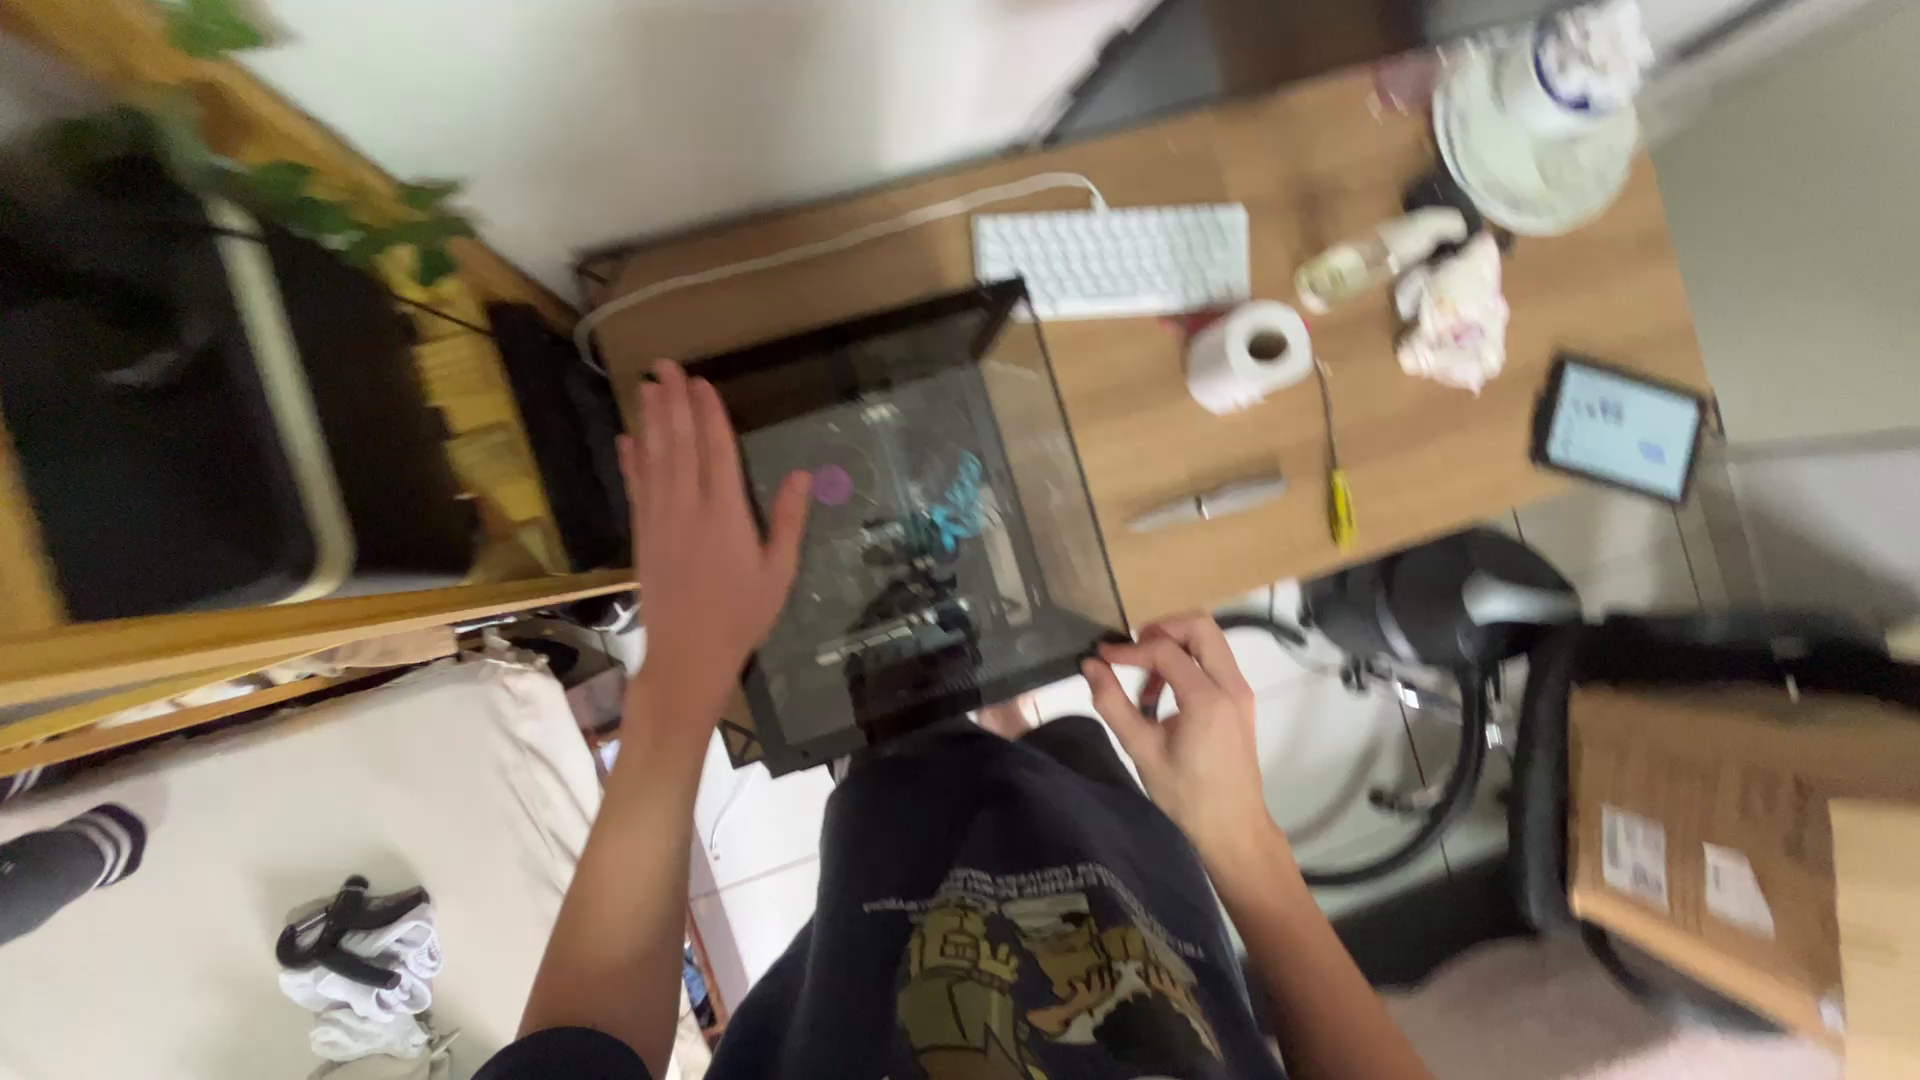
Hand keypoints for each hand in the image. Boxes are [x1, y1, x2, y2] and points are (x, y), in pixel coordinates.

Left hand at [619, 360, 810, 737]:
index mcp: (726, 516)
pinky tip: (627, 440)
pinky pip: (636, 489)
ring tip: (645, 387)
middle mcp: (688, 509)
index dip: (709, 415)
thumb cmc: (743, 615)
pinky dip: (631, 462)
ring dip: (649, 421)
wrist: (688, 655)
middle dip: (672, 403)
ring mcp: (660, 521)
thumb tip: (802, 475)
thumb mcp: (779, 572)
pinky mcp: (643, 536)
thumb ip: (789, 521)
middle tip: (665, 366)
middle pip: (679, 445)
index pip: (717, 452)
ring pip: (653, 460)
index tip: (703, 383)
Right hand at [1082, 613, 1286, 869]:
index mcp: (1208, 699)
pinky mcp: (1240, 701)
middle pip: (1200, 626)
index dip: (1129, 650)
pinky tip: (1162, 692)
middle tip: (1132, 650)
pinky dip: (1187, 660)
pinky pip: (1214, 661)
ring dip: (1174, 644)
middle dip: (1161, 628)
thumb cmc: (1186, 797)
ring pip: (1210, 640)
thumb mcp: (1142, 750)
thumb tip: (1090, 666)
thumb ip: (1113, 703)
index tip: (1102, 657)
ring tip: (1144, 676)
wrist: (1234, 830)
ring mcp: (1240, 692)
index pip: (1165, 651)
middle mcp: (1231, 686)